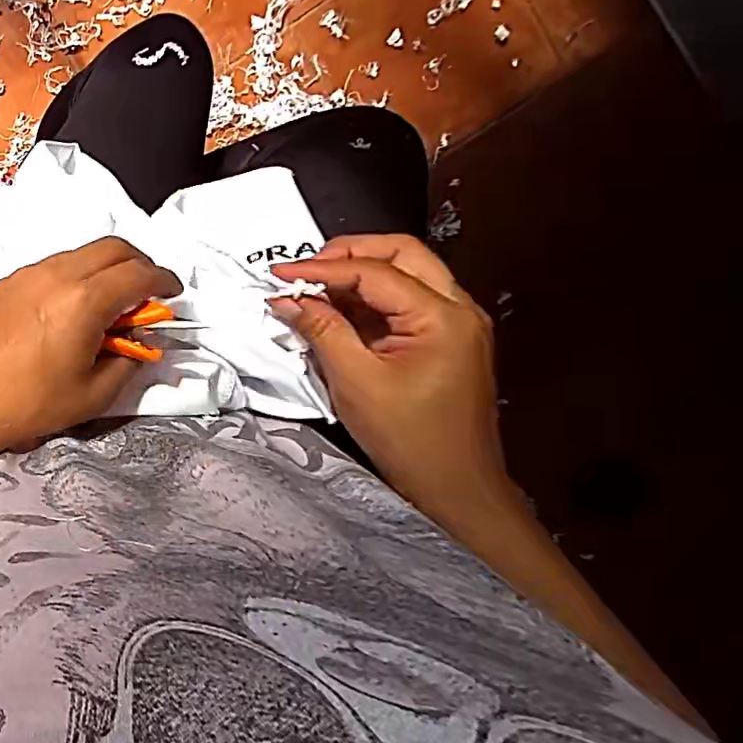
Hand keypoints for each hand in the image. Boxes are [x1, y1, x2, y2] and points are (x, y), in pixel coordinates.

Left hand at [0, 237, 181, 455]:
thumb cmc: (27, 403)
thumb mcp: (96, 392)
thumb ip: (130, 360)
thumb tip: (142, 343)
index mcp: (83, 302)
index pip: (139, 274)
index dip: (164, 280)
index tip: (171, 291)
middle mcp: (58, 276)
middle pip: (115, 248)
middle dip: (141, 264)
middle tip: (148, 292)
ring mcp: (32, 274)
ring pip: (86, 251)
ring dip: (109, 267)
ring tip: (112, 302)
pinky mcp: (13, 280)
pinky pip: (59, 263)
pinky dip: (80, 273)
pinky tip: (78, 304)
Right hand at [273, 234, 511, 510]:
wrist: (456, 490)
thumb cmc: (414, 443)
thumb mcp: (356, 382)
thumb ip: (322, 330)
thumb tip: (290, 299)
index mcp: (443, 318)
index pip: (374, 272)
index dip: (322, 268)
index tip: (283, 274)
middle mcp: (459, 310)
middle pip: (400, 252)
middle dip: (349, 253)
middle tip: (307, 269)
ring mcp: (457, 323)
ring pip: (406, 270)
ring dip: (360, 272)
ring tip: (317, 288)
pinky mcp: (447, 338)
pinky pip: (406, 299)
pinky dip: (371, 297)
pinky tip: (340, 310)